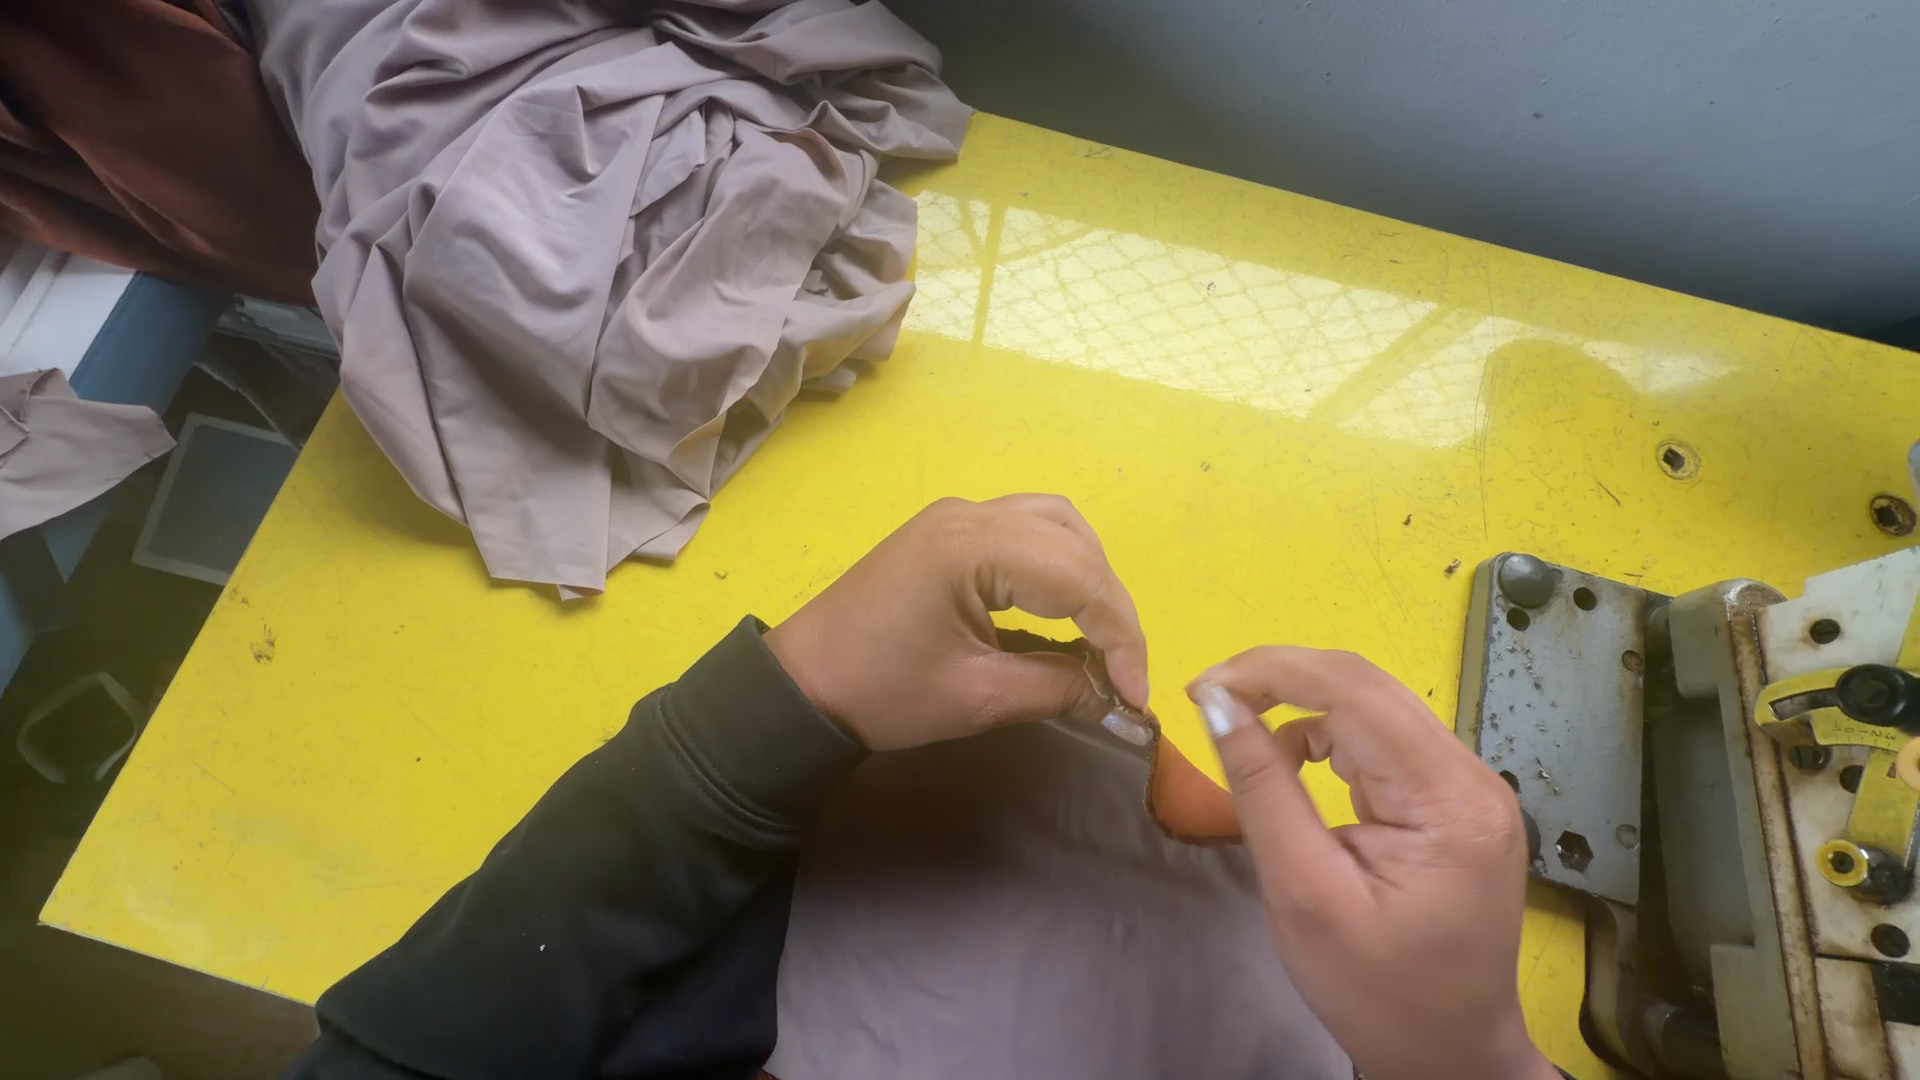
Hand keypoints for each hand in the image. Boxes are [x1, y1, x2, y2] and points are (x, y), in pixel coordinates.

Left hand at [764, 495, 1146, 750]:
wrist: (804, 683)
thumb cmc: (881, 692)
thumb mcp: (976, 697)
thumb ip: (1057, 688)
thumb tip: (1116, 696)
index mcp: (971, 546)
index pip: (1078, 576)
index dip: (1121, 636)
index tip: (1136, 695)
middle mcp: (970, 513)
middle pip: (1073, 540)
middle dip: (1110, 604)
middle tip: (1123, 667)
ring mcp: (957, 515)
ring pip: (1054, 524)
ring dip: (1089, 574)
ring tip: (1102, 632)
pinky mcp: (949, 530)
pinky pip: (1025, 530)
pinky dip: (1058, 563)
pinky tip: (1065, 603)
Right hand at [1189, 648, 1557, 1079]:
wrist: (1448, 1056)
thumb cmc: (1373, 989)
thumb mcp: (1300, 888)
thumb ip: (1259, 784)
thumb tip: (1216, 702)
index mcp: (1446, 800)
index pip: (1352, 692)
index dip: (1270, 672)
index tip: (1201, 687)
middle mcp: (1469, 775)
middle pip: (1364, 683)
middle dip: (1277, 676)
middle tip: (1209, 698)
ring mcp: (1465, 782)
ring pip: (1367, 699)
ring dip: (1295, 701)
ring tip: (1242, 734)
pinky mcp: (1447, 792)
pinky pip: (1374, 731)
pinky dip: (1318, 731)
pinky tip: (1290, 761)